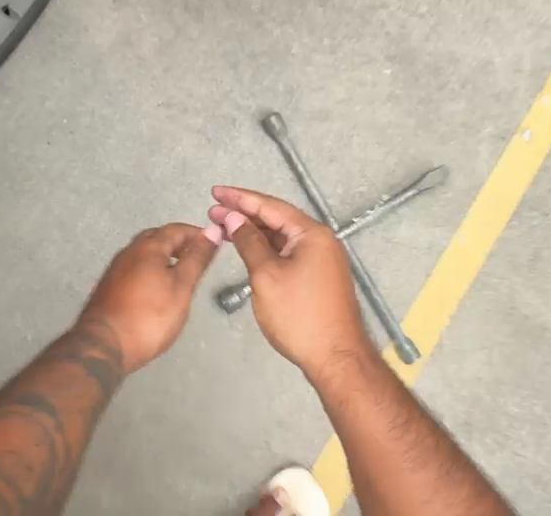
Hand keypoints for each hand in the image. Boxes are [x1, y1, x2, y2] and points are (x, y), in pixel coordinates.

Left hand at [75, 223, 218, 371]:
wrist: (104, 346)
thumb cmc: (149, 315)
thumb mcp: (181, 287)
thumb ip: (196, 259)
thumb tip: (212, 231)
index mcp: (148, 247)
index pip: (176, 230)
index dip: (197, 234)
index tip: (214, 243)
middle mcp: (129, 251)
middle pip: (157, 238)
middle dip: (179, 243)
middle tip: (198, 256)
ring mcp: (116, 269)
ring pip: (144, 253)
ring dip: (164, 256)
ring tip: (181, 273)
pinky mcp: (109, 287)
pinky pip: (135, 268)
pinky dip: (151, 269)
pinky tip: (157, 288)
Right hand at [209, 186, 373, 377]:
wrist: (337, 359)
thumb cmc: (299, 315)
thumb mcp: (266, 276)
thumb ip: (248, 242)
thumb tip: (233, 218)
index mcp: (311, 233)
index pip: (270, 206)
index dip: (239, 198)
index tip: (215, 191)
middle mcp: (320, 240)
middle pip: (277, 218)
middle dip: (244, 214)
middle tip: (214, 210)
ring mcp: (321, 259)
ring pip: (281, 237)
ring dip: (254, 232)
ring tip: (225, 228)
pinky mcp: (318, 277)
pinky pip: (287, 252)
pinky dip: (266, 248)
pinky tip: (249, 249)